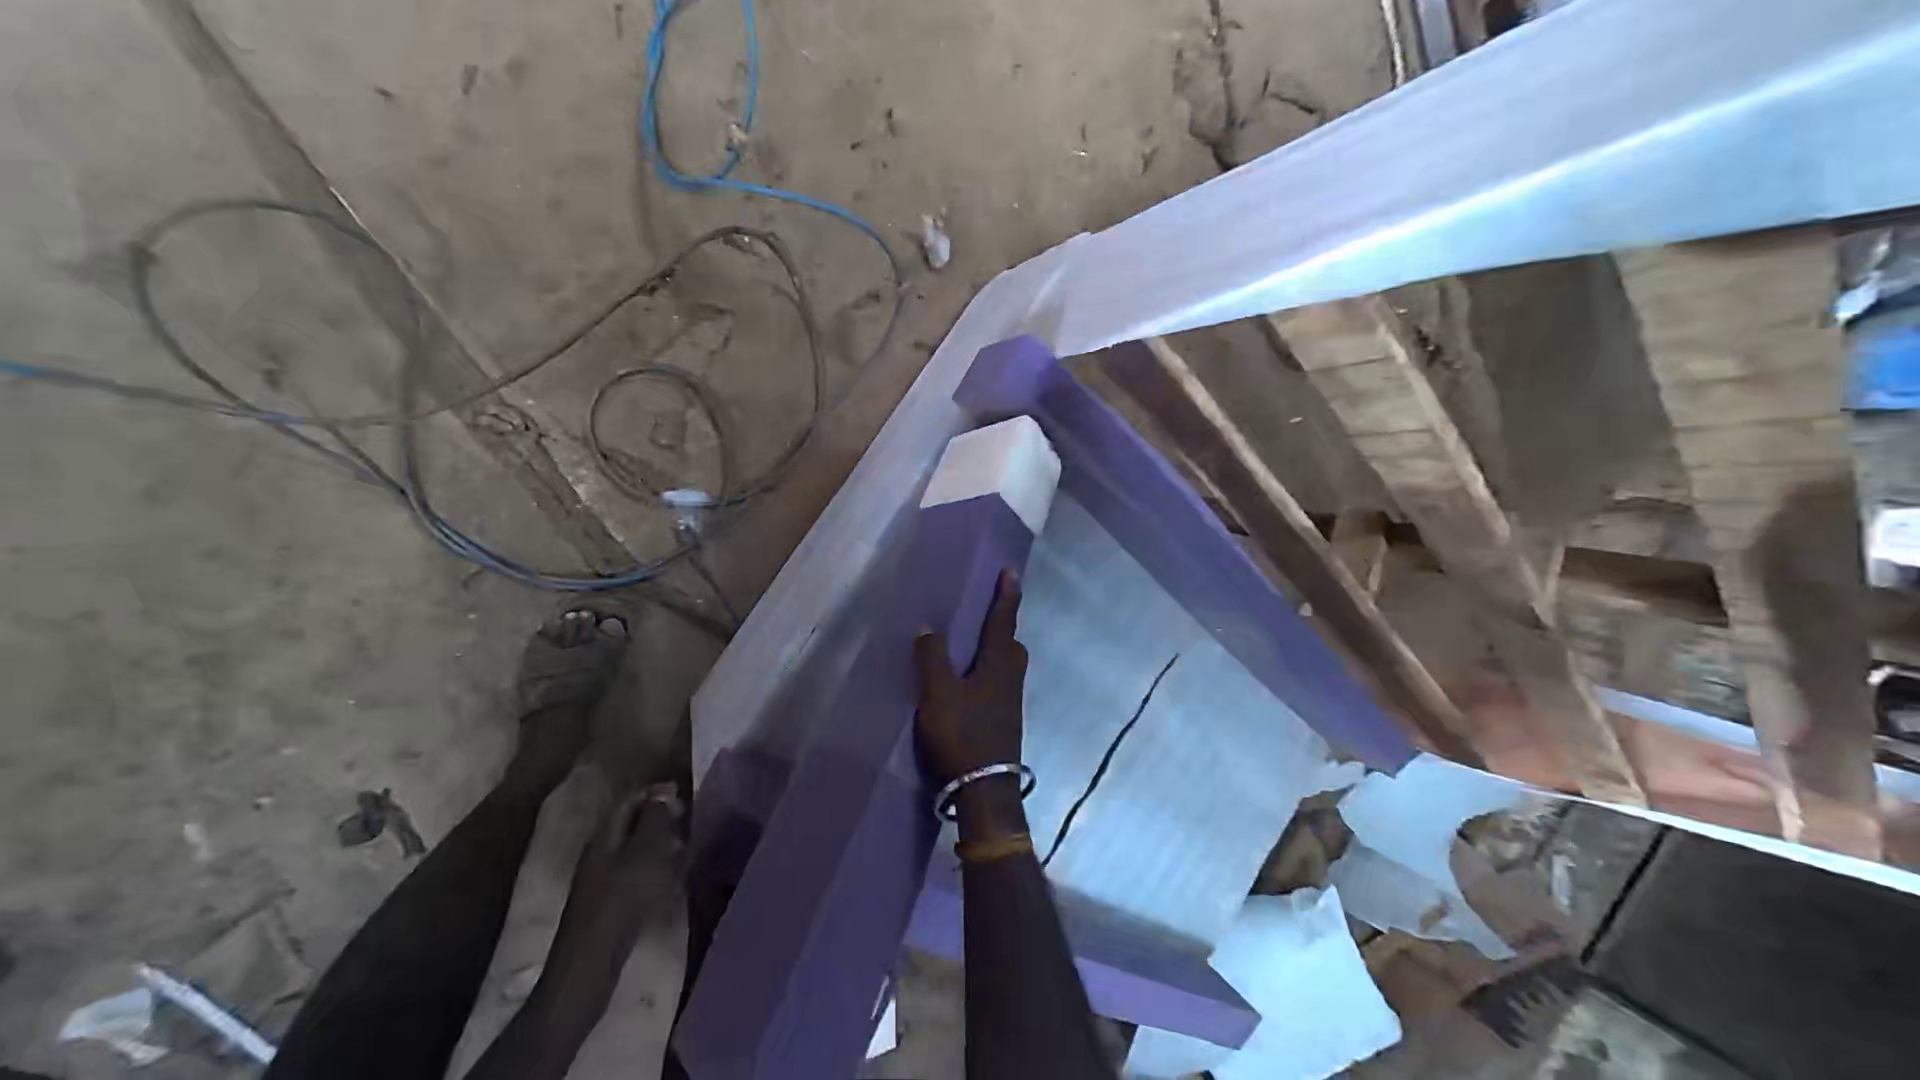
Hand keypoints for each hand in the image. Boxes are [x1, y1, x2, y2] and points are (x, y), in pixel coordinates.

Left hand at [544, 787, 682, 991]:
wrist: (592, 965)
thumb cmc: (621, 902)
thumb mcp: (644, 854)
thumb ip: (655, 820)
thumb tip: (663, 793)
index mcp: (604, 837)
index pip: (630, 801)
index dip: (656, 793)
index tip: (686, 792)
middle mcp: (601, 855)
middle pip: (633, 826)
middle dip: (663, 818)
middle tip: (694, 817)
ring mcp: (605, 882)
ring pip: (638, 851)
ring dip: (664, 844)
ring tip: (692, 844)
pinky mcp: (613, 905)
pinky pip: (639, 874)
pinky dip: (660, 868)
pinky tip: (678, 876)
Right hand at [914, 569, 1027, 787]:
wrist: (985, 788)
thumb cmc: (963, 733)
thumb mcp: (939, 693)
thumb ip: (932, 658)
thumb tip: (928, 627)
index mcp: (999, 663)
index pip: (1004, 620)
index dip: (1006, 595)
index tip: (1011, 571)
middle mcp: (1011, 677)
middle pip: (1011, 641)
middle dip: (1003, 621)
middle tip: (989, 607)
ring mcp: (1010, 700)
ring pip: (1006, 663)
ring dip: (995, 646)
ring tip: (974, 641)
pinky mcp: (1004, 718)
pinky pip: (998, 680)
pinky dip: (988, 668)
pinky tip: (970, 679)